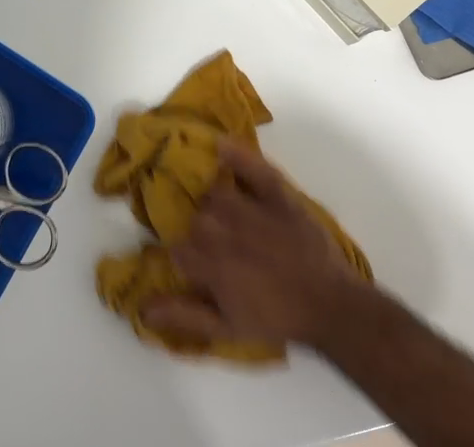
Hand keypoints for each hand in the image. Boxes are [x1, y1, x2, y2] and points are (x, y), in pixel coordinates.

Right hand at [142, 139, 371, 349]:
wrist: (331, 306)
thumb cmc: (278, 318)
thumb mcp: (228, 328)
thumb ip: (185, 315)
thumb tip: (143, 307)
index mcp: (211, 264)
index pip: (177, 247)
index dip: (183, 253)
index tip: (190, 260)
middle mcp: (225, 232)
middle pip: (196, 218)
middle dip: (201, 230)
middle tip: (217, 244)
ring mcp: (253, 211)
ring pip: (216, 193)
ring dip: (215, 200)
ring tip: (224, 212)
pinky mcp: (280, 197)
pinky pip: (254, 168)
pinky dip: (237, 154)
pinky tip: (221, 146)